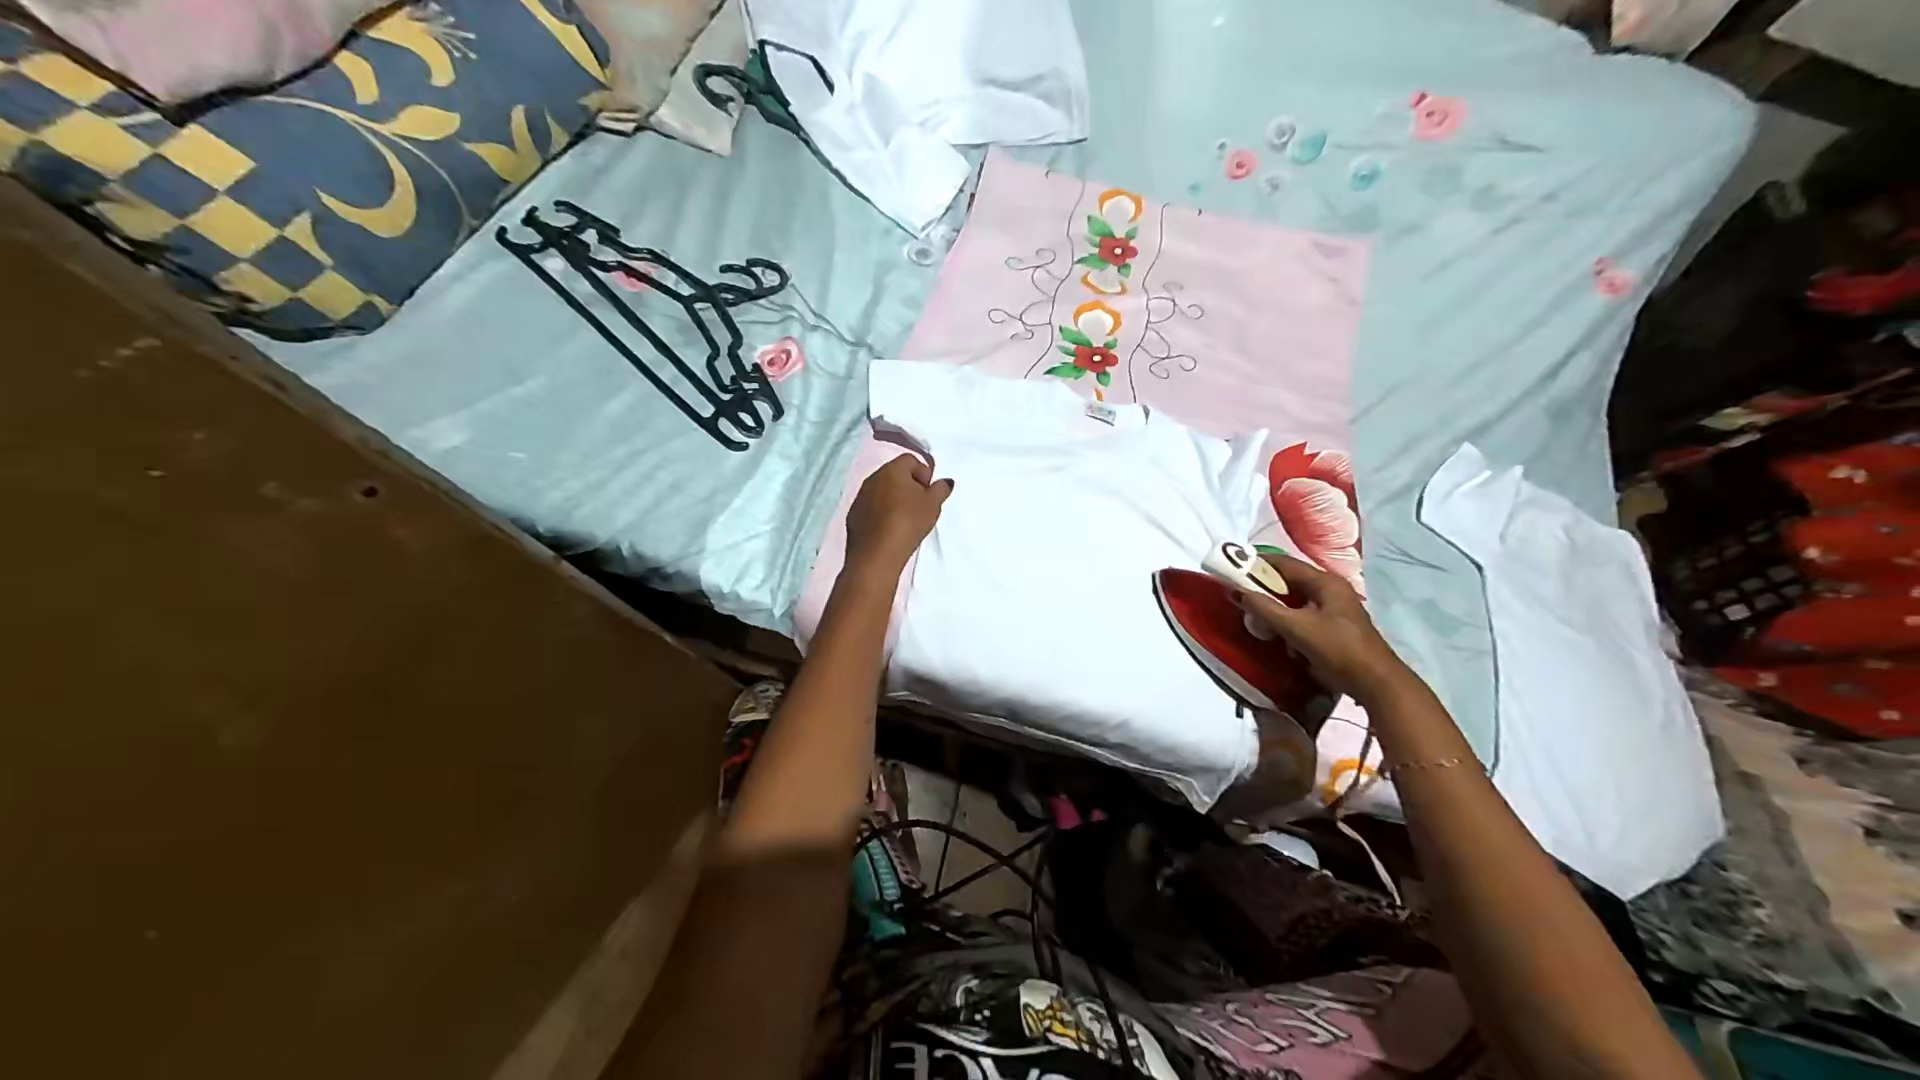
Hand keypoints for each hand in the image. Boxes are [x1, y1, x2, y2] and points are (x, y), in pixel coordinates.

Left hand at [845, 454, 952, 575]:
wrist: (876, 554)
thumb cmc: (908, 522)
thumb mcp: (933, 505)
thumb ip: (941, 489)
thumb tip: (945, 481)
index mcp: (892, 469)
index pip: (911, 460)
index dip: (924, 474)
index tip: (929, 493)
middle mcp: (872, 477)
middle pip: (895, 474)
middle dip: (908, 485)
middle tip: (919, 505)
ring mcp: (860, 496)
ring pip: (881, 490)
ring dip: (893, 499)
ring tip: (904, 519)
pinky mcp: (853, 514)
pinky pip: (871, 506)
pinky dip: (880, 512)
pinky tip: (889, 528)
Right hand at [1236, 552, 1419, 706]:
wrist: (1376, 684)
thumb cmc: (1337, 649)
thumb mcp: (1296, 627)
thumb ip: (1264, 608)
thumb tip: (1235, 592)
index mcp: (1325, 582)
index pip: (1284, 563)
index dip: (1257, 563)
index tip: (1232, 568)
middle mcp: (1331, 590)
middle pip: (1290, 582)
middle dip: (1264, 588)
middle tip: (1239, 596)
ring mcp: (1335, 609)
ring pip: (1295, 601)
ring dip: (1275, 609)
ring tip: (1253, 618)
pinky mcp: (1334, 628)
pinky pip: (1303, 617)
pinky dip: (1287, 622)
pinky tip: (1276, 635)